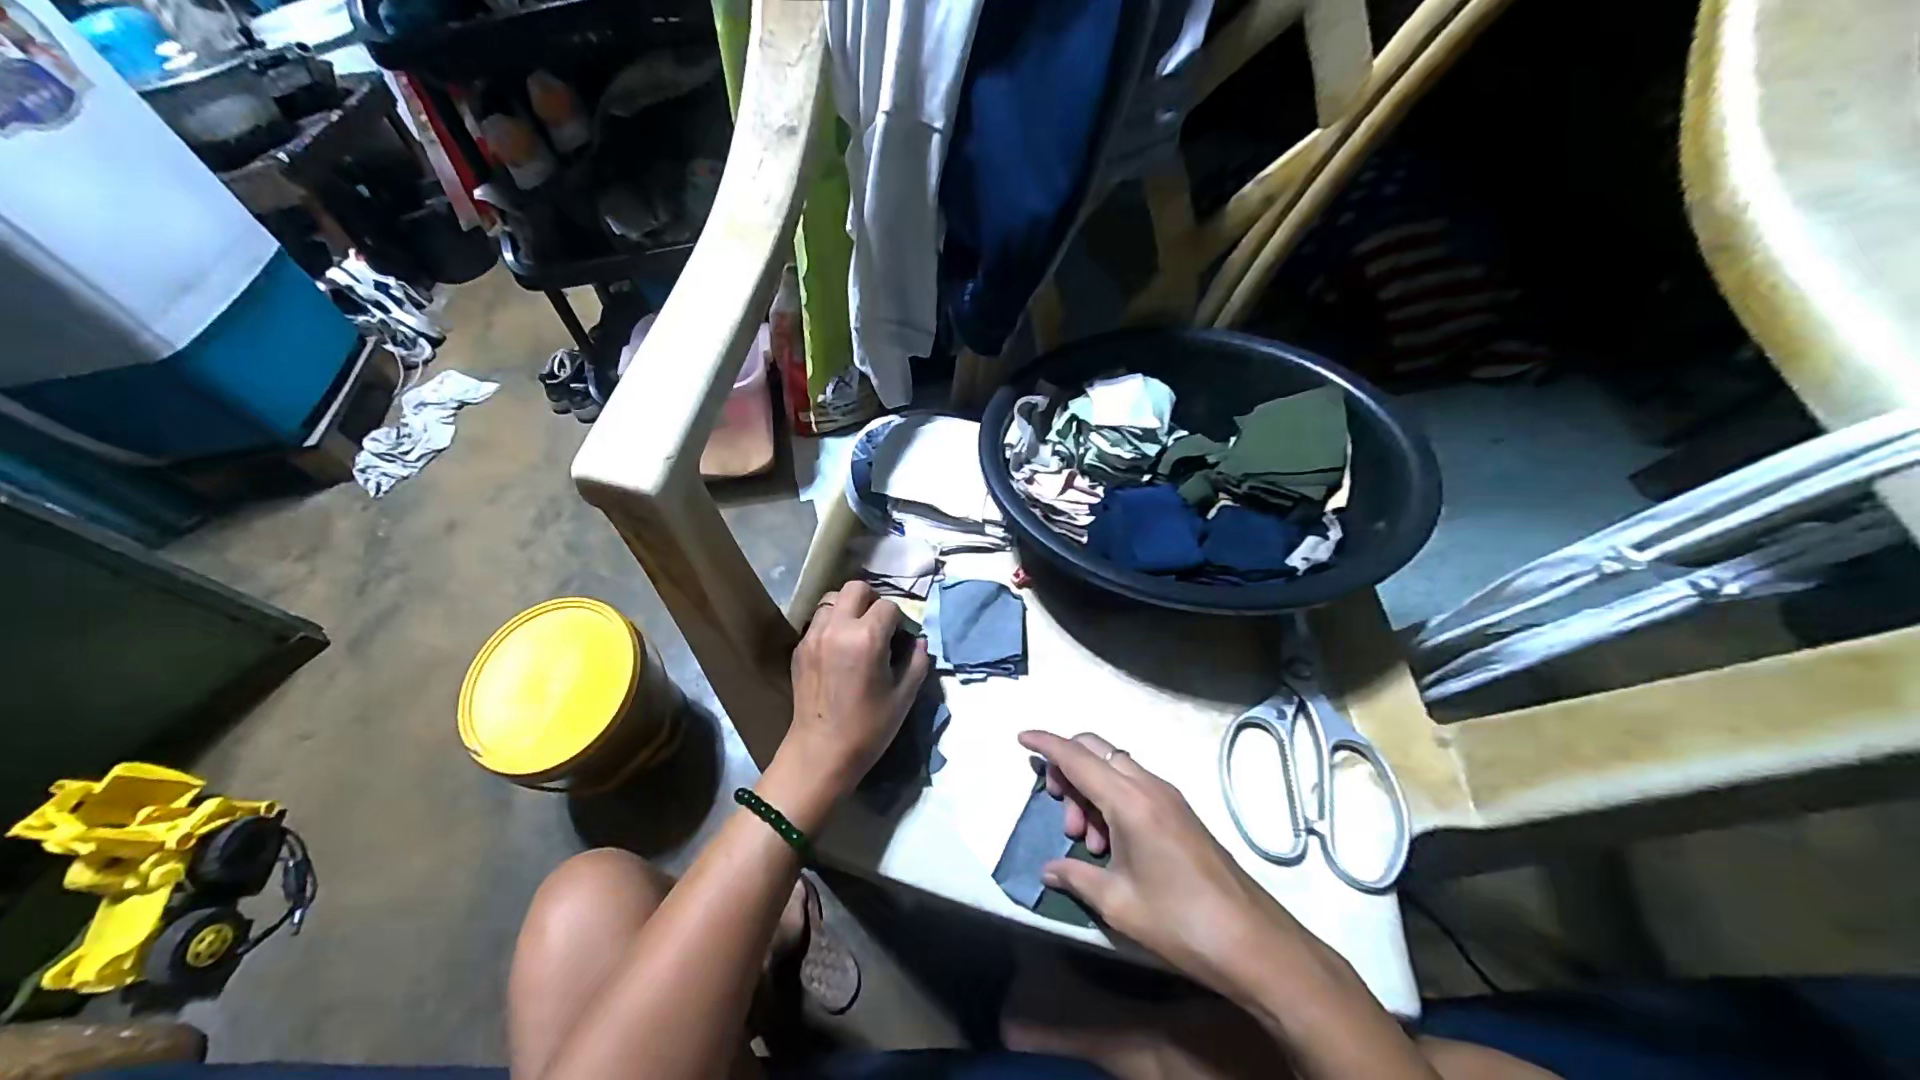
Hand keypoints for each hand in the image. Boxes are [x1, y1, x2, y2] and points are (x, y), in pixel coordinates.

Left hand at [785, 582, 929, 795]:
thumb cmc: (869, 727)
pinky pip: (818, 621)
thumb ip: (917, 660)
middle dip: (872, 601)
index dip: (899, 621)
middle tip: (879, 627)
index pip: (889, 606)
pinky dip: (832, 625)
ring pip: (832, 600)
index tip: (900, 640)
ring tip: (856, 634)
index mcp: (867, 637)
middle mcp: (837, 627)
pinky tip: (839, 650)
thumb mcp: (905, 695)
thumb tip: (918, 641)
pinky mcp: (799, 647)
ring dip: (848, 609)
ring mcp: (814, 636)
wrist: (821, 751)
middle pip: (855, 588)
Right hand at [1018, 730, 1326, 1000]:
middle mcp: (1149, 786)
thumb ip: (1076, 876)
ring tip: (1089, 843)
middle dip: (1067, 771)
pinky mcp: (1179, 811)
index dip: (1046, 744)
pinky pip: (1134, 786)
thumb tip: (1049, 869)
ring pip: (1115, 768)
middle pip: (1096, 751)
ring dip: (1090, 791)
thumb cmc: (1179, 921)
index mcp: (1130, 801)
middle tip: (1063, 820)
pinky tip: (1112, 845)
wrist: (1252, 942)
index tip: (1021, 738)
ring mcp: (1168, 796)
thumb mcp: (1117, 903)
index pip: (1077, 757)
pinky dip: (1112, 800)